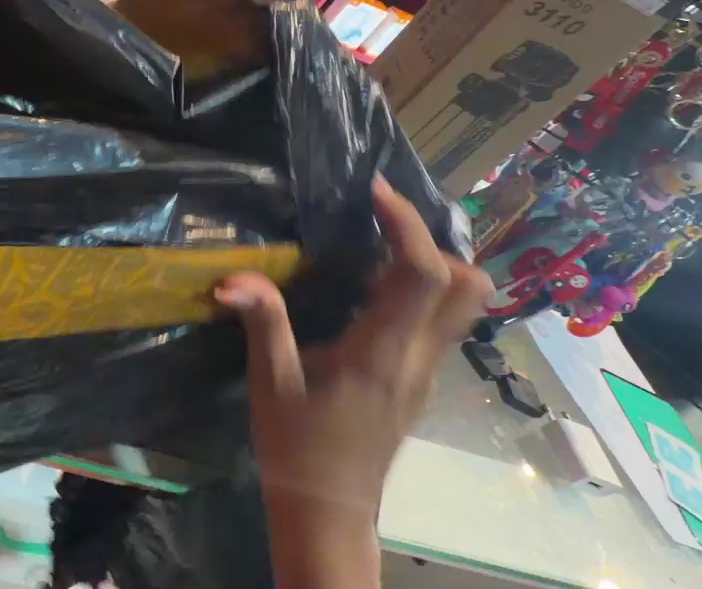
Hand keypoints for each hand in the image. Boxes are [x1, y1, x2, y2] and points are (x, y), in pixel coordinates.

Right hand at [216, 177, 490, 587]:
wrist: (330, 509)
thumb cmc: (298, 446)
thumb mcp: (272, 382)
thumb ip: (263, 323)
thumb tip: (233, 277)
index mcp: (383, 352)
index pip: (422, 275)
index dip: (406, 225)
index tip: (375, 191)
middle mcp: (419, 356)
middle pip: (468, 287)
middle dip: (433, 242)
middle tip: (381, 223)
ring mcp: (426, 370)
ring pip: (463, 305)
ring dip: (433, 264)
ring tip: (375, 247)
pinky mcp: (418, 378)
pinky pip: (441, 320)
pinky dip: (420, 289)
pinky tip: (369, 288)